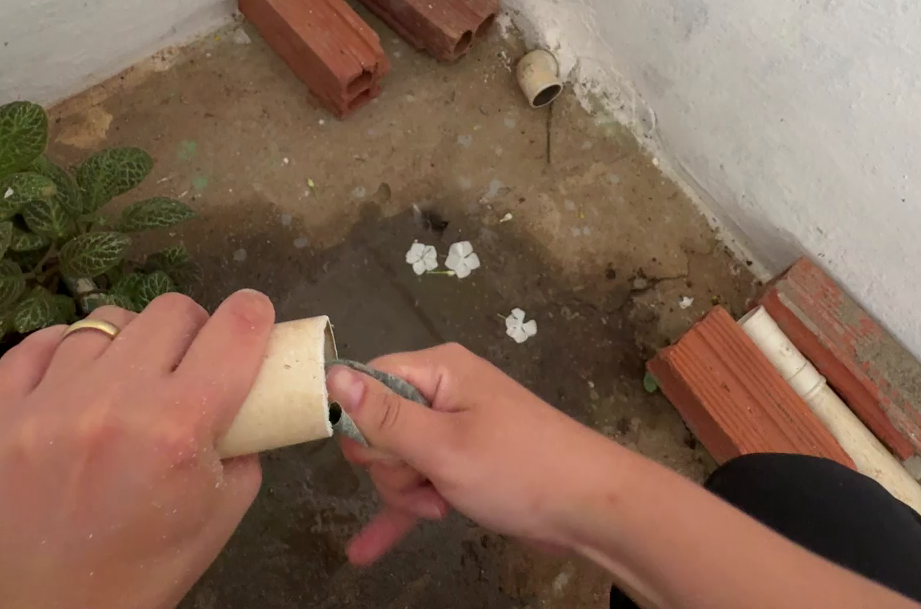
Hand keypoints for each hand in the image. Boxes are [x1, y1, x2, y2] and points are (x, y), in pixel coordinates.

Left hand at [0, 291, 275, 608]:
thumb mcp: (228, 506)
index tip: (249, 327)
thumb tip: (244, 375)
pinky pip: (36, 345)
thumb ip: (246, 432)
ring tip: (118, 385)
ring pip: (105, 321)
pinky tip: (70, 386)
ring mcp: (43, 410)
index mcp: (180, 426)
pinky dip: (61, 355)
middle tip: (182, 369)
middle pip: (173, 310)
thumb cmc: (147, 570)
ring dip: (126, 345)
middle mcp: (113, 405)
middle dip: (192, 332)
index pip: (238, 324)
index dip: (255, 314)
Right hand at [326, 343, 638, 563]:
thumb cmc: (516, 467)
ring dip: (409, 491)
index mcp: (440, 370)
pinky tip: (366, 551)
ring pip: (400, 460)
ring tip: (439, 506)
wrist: (588, 506)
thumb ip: (385, 416)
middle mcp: (445, 391)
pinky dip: (402, 511)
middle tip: (423, 480)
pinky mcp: (465, 463)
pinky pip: (421, 483)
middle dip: (391, 465)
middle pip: (382, 425)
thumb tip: (332, 373)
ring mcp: (456, 429)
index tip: (370, 456)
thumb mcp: (444, 446)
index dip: (360, 420)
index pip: (371, 380)